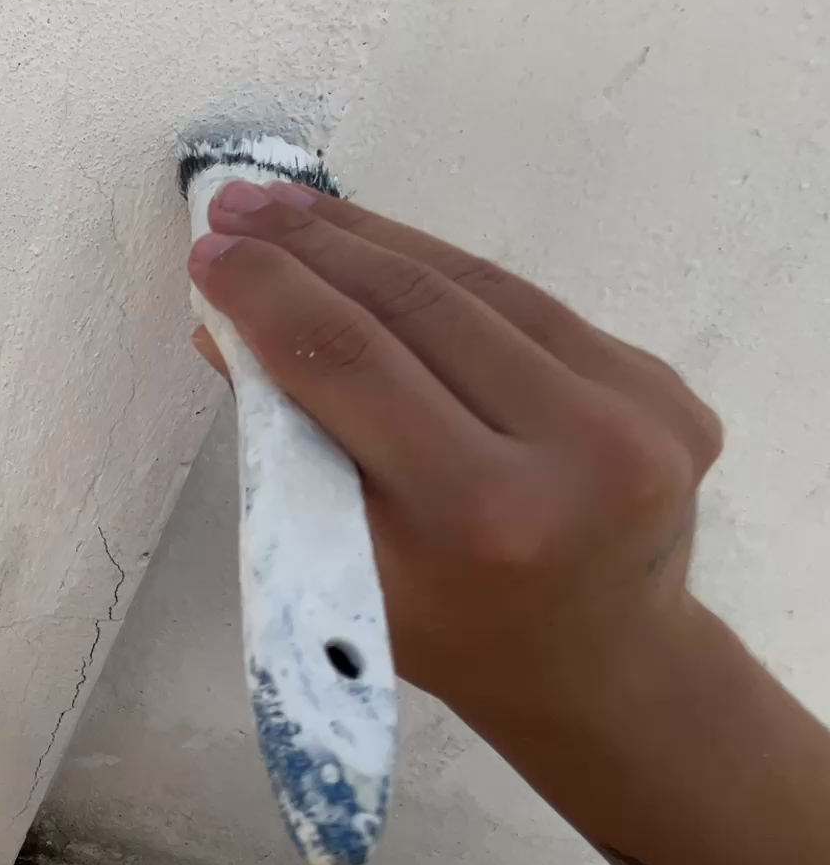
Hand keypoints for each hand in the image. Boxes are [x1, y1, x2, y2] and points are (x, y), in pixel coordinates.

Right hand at [186, 180, 720, 720]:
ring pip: (467, 284)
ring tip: (283, 205)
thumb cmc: (434, 631)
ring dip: (359, 235)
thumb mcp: (333, 554)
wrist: (591, 660)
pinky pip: (512, 300)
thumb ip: (281, 438)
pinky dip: (421, 262)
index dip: (268, 296)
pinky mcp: (657, 380)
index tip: (208, 252)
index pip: (349, 366)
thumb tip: (225, 331)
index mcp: (478, 512)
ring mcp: (639, 406)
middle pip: (412, 307)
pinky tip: (361, 240)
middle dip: (305, 246)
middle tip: (232, 204)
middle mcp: (580, 447)